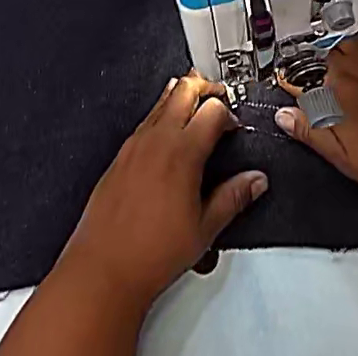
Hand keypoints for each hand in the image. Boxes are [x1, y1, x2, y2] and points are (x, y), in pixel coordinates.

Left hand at [51, 72, 267, 309]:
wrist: (103, 268)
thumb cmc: (149, 254)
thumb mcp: (204, 228)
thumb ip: (234, 197)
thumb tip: (255, 182)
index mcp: (182, 153)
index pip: (214, 109)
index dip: (230, 113)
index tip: (234, 127)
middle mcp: (157, 140)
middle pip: (185, 88)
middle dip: (207, 89)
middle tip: (219, 99)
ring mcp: (135, 143)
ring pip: (162, 99)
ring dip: (182, 97)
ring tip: (196, 108)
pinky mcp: (121, 153)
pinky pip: (145, 119)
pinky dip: (162, 115)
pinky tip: (169, 136)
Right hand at [276, 19, 357, 202]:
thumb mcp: (344, 156)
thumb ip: (311, 131)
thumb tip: (284, 117)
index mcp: (333, 92)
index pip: (299, 80)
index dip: (289, 82)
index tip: (284, 86)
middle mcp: (352, 70)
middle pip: (320, 54)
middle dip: (307, 59)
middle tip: (302, 66)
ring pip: (346, 39)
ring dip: (333, 41)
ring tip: (325, 43)